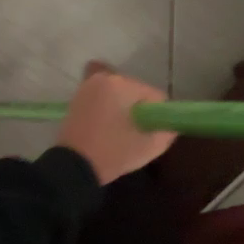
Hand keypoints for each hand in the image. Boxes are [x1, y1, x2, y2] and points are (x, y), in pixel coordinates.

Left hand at [54, 62, 176, 184]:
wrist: (73, 166)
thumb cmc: (114, 153)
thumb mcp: (150, 146)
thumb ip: (168, 130)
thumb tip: (170, 123)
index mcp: (121, 84)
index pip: (154, 96)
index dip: (157, 116)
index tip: (150, 134)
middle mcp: (103, 78)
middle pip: (135, 93)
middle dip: (139, 111)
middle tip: (135, 135)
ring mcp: (86, 87)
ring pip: (118, 97)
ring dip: (123, 111)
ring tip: (119, 134)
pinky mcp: (76, 99)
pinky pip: (103, 101)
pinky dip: (108, 111)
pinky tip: (106, 130)